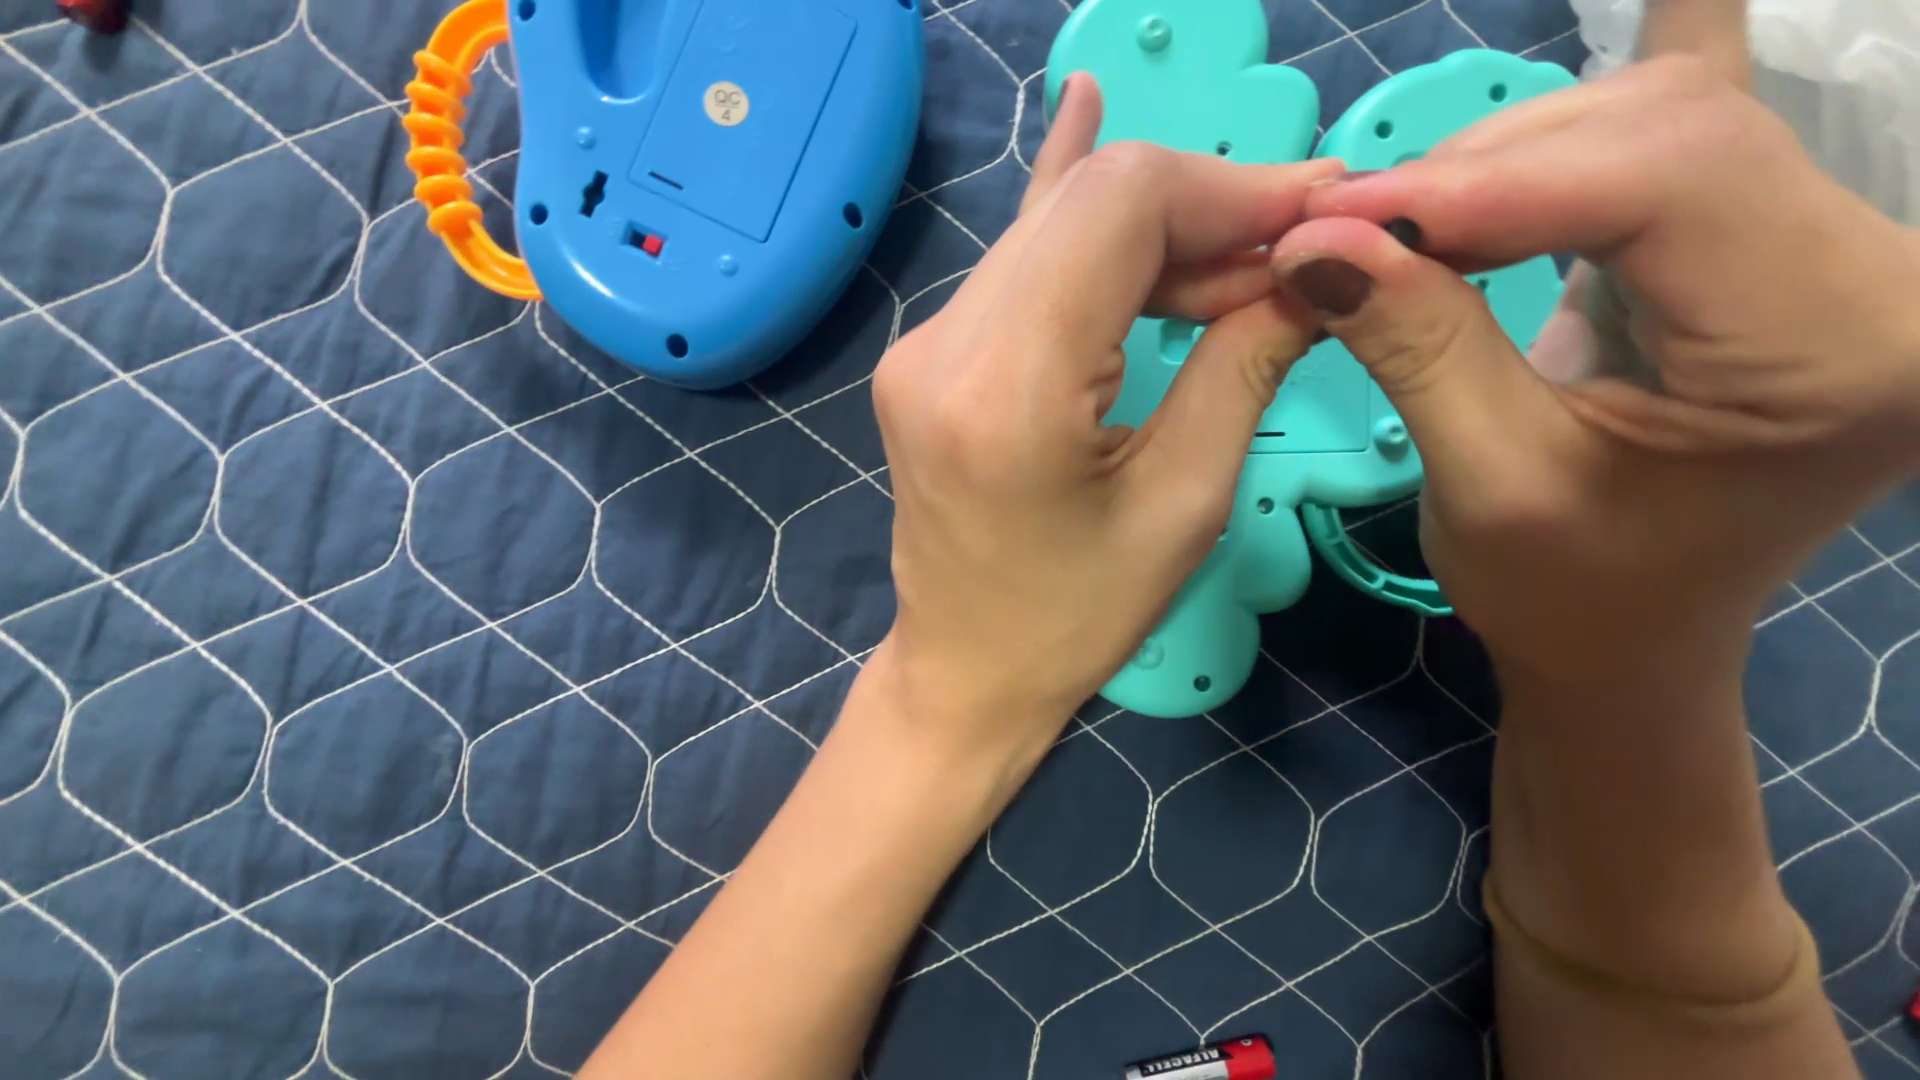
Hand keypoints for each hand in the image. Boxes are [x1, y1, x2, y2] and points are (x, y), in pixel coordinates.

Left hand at [870, 75, 1334, 758]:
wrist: (966, 670)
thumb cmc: (1076, 619)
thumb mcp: (1183, 501)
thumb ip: (1244, 362)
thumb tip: (1316, 267)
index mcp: (1007, 389)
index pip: (1118, 205)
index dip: (1229, 188)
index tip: (1318, 215)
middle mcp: (944, 346)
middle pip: (1085, 203)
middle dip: (1203, 208)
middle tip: (1295, 249)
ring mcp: (922, 346)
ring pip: (1053, 230)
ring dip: (1155, 234)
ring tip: (1241, 267)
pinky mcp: (926, 357)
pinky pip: (1015, 269)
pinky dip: (1077, 226)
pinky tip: (1085, 117)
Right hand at [1279, 54, 1919, 681]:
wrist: (1626, 643)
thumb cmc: (1563, 596)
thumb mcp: (1483, 481)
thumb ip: (1415, 345)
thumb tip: (1313, 243)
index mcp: (1829, 348)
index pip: (1671, 182)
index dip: (1490, 182)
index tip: (1339, 219)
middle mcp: (1872, 274)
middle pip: (1669, 131)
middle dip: (1481, 169)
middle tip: (1344, 225)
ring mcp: (1826, 253)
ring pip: (1659, 124)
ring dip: (1500, 162)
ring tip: (1390, 224)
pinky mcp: (1761, 254)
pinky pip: (1673, 150)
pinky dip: (1578, 132)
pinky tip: (1551, 96)